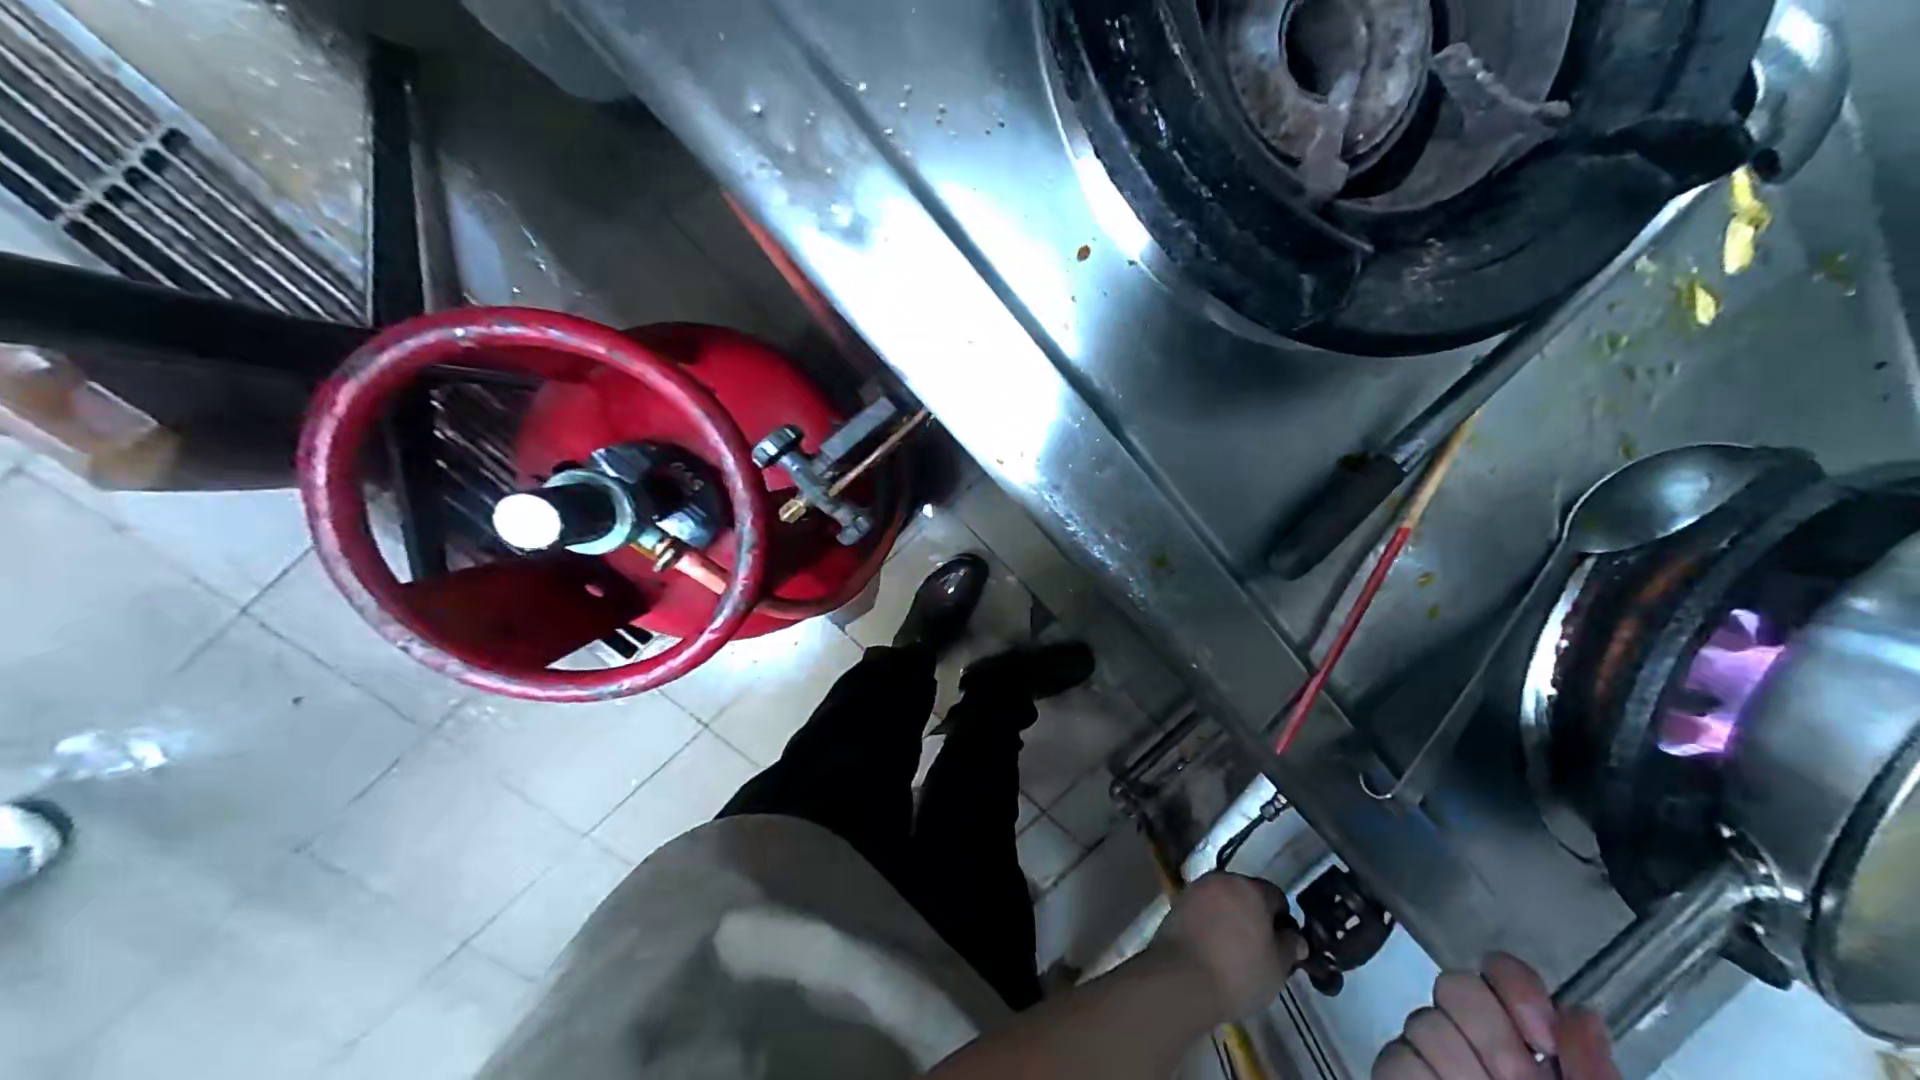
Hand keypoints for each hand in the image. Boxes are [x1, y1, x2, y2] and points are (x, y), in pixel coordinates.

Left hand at [1150, 872, 1306, 1019]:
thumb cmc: (1239, 971)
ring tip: (1234, 951)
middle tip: (1260, 949)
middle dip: (1255, 916)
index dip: (1283, 920)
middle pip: (1246, 894)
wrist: (1182, 978)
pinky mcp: (1177, 905)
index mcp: (1249, 888)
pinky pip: (1202, 910)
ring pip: (1222, 901)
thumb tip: (1295, 937)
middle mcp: (1220, 880)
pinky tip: (1212, 949)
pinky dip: (1210, 923)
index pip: (1275, 895)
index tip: (1284, 945)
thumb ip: (1290, 946)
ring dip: (1230, 918)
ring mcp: (1194, 890)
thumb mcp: (1278, 966)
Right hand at [1373, 953, 1621, 1079]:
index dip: (1514, 987)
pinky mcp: (1395, 1074)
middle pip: (1455, 985)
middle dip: (1488, 1034)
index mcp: (1527, 1046)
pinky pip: (1397, 1057)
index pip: (1500, 972)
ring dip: (1461, 1070)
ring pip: (1425, 1023)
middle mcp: (1474, 1041)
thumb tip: (1580, 1010)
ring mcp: (1431, 1059)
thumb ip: (1595, 1073)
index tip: (1543, 1038)